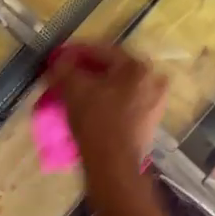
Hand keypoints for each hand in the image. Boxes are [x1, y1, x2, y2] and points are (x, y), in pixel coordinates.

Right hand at [46, 45, 166, 178]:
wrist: (115, 166)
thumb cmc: (96, 123)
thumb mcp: (73, 90)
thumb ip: (64, 68)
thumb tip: (59, 60)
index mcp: (137, 66)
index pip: (102, 50)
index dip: (76, 51)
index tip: (59, 57)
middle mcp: (153, 80)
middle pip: (113, 68)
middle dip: (87, 71)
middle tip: (67, 75)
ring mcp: (155, 102)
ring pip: (119, 86)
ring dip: (97, 86)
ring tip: (76, 92)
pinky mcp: (150, 121)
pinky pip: (124, 102)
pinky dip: (107, 101)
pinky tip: (91, 108)